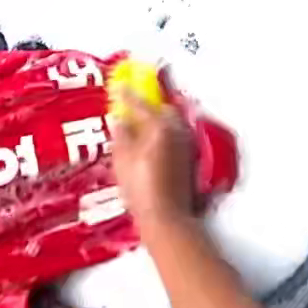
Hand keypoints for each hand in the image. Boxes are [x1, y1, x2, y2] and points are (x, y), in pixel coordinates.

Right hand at [108, 94, 195, 233]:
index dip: (127, 95)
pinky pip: (175, 136)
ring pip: (171, 123)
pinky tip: (151, 143)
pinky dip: (163, 134)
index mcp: (159, 125)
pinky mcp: (188, 161)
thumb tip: (120, 120)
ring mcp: (185, 146)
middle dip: (148, 106)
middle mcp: (176, 131)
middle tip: (132, 107)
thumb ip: (121, 135)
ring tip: (140, 125)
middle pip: (162, 109)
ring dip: (157, 120)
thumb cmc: (140, 188)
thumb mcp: (122, 159)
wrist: (167, 220)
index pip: (140, 103)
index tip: (119, 87)